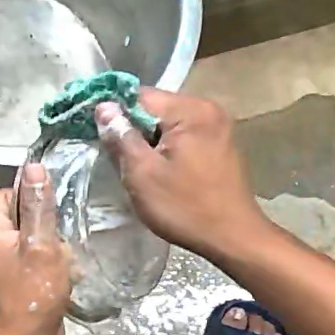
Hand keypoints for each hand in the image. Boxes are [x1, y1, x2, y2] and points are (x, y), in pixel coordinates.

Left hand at [0, 163, 70, 334]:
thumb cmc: (32, 293)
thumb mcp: (41, 244)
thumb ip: (38, 205)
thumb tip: (34, 167)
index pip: (10, 193)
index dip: (35, 198)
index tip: (56, 213)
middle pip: (23, 215)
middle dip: (48, 228)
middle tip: (61, 245)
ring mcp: (0, 262)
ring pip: (34, 238)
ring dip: (53, 248)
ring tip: (63, 264)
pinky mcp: (13, 278)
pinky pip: (34, 258)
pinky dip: (50, 264)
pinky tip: (63, 276)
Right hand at [96, 89, 273, 262]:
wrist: (234, 238)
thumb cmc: (185, 207)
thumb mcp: (143, 174)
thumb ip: (122, 137)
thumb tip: (103, 107)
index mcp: (190, 110)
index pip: (139, 96)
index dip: (114, 114)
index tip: (100, 138)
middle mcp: (209, 109)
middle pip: (156, 109)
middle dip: (134, 130)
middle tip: (120, 160)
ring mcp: (220, 127)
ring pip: (170, 125)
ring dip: (151, 142)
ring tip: (141, 169)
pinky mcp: (222, 146)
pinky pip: (186, 137)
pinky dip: (170, 150)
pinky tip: (164, 173)